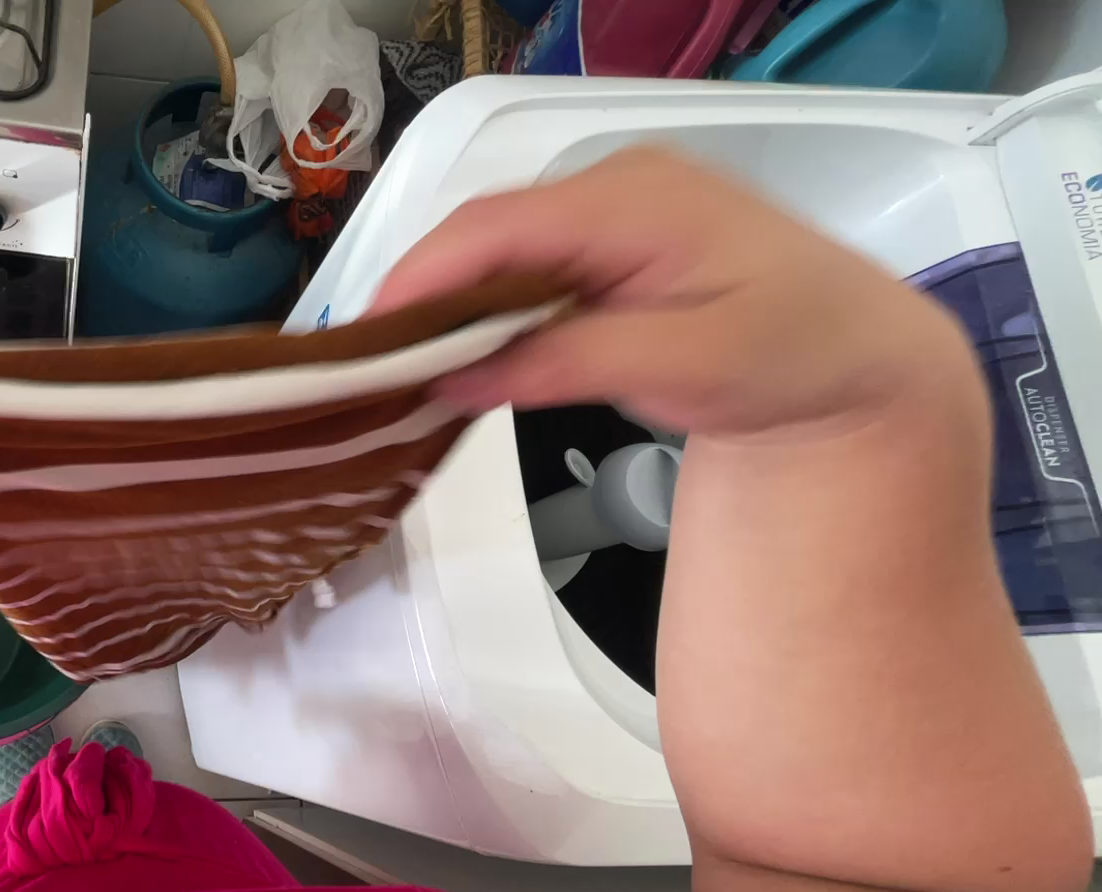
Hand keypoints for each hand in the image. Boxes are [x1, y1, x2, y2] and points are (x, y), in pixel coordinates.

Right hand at [370, 146, 980, 440]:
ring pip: (480, 256)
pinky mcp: (584, 252)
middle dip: (413, 299)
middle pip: (474, 237)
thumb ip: (567, 363)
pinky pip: (502, 275)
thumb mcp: (685, 363)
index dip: (418, 281)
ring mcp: (592, 220)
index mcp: (633, 200)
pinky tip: (449, 353)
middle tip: (371, 365)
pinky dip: (465, 316)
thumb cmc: (789, 352)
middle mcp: (604, 193)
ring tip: (396, 365)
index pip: (494, 227)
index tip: (367, 341)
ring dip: (434, 310)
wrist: (844, 357)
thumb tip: (454, 379)